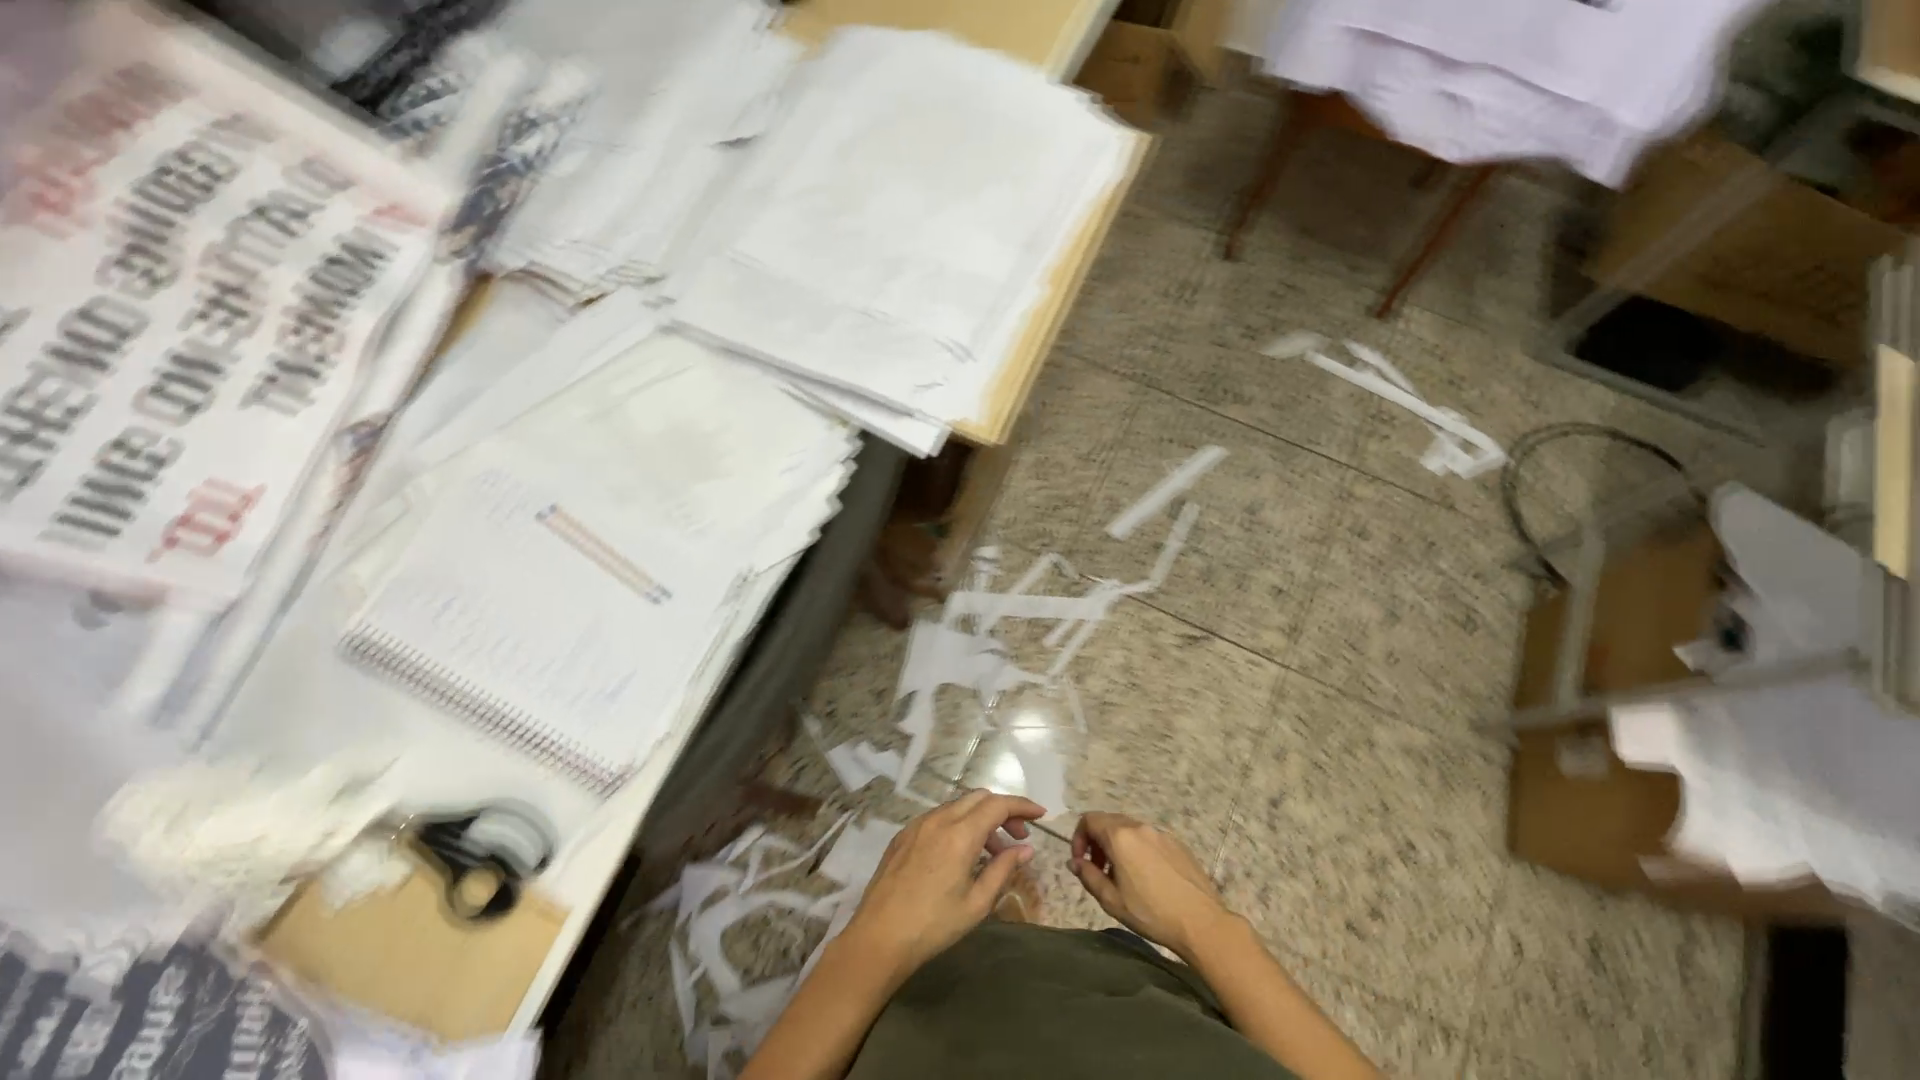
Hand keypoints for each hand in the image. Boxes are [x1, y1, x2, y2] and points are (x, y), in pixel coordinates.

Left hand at [840, 790, 1044, 980]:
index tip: (1041, 815)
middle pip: (978, 798)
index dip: (1022, 806)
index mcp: (959, 834)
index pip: (998, 805)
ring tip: (992, 852)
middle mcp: (938, 820)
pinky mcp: (903, 836)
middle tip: (1018, 837)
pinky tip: (961, 854)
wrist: (879, 937)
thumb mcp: (977, 903)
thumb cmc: (933, 925)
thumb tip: (1025, 849)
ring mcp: (917, 826)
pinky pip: (938, 818)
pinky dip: (958, 825)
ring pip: (957, 807)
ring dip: (980, 819)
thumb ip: (1003, 869)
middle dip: (1003, 811)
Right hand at [1070, 811, 1233, 959]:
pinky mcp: (1178, 844)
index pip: (1089, 820)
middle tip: (1098, 869)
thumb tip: (1074, 862)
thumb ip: (1088, 876)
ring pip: (1130, 830)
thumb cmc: (1150, 913)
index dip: (1078, 838)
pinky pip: (1149, 839)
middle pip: (1109, 822)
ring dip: (1117, 845)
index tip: (1080, 862)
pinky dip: (1138, 849)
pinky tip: (1146, 877)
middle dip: (1096, 841)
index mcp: (1120, 837)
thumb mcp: (1111, 900)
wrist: (1200, 922)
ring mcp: (1161, 834)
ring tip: (1121, 875)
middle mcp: (1140, 828)